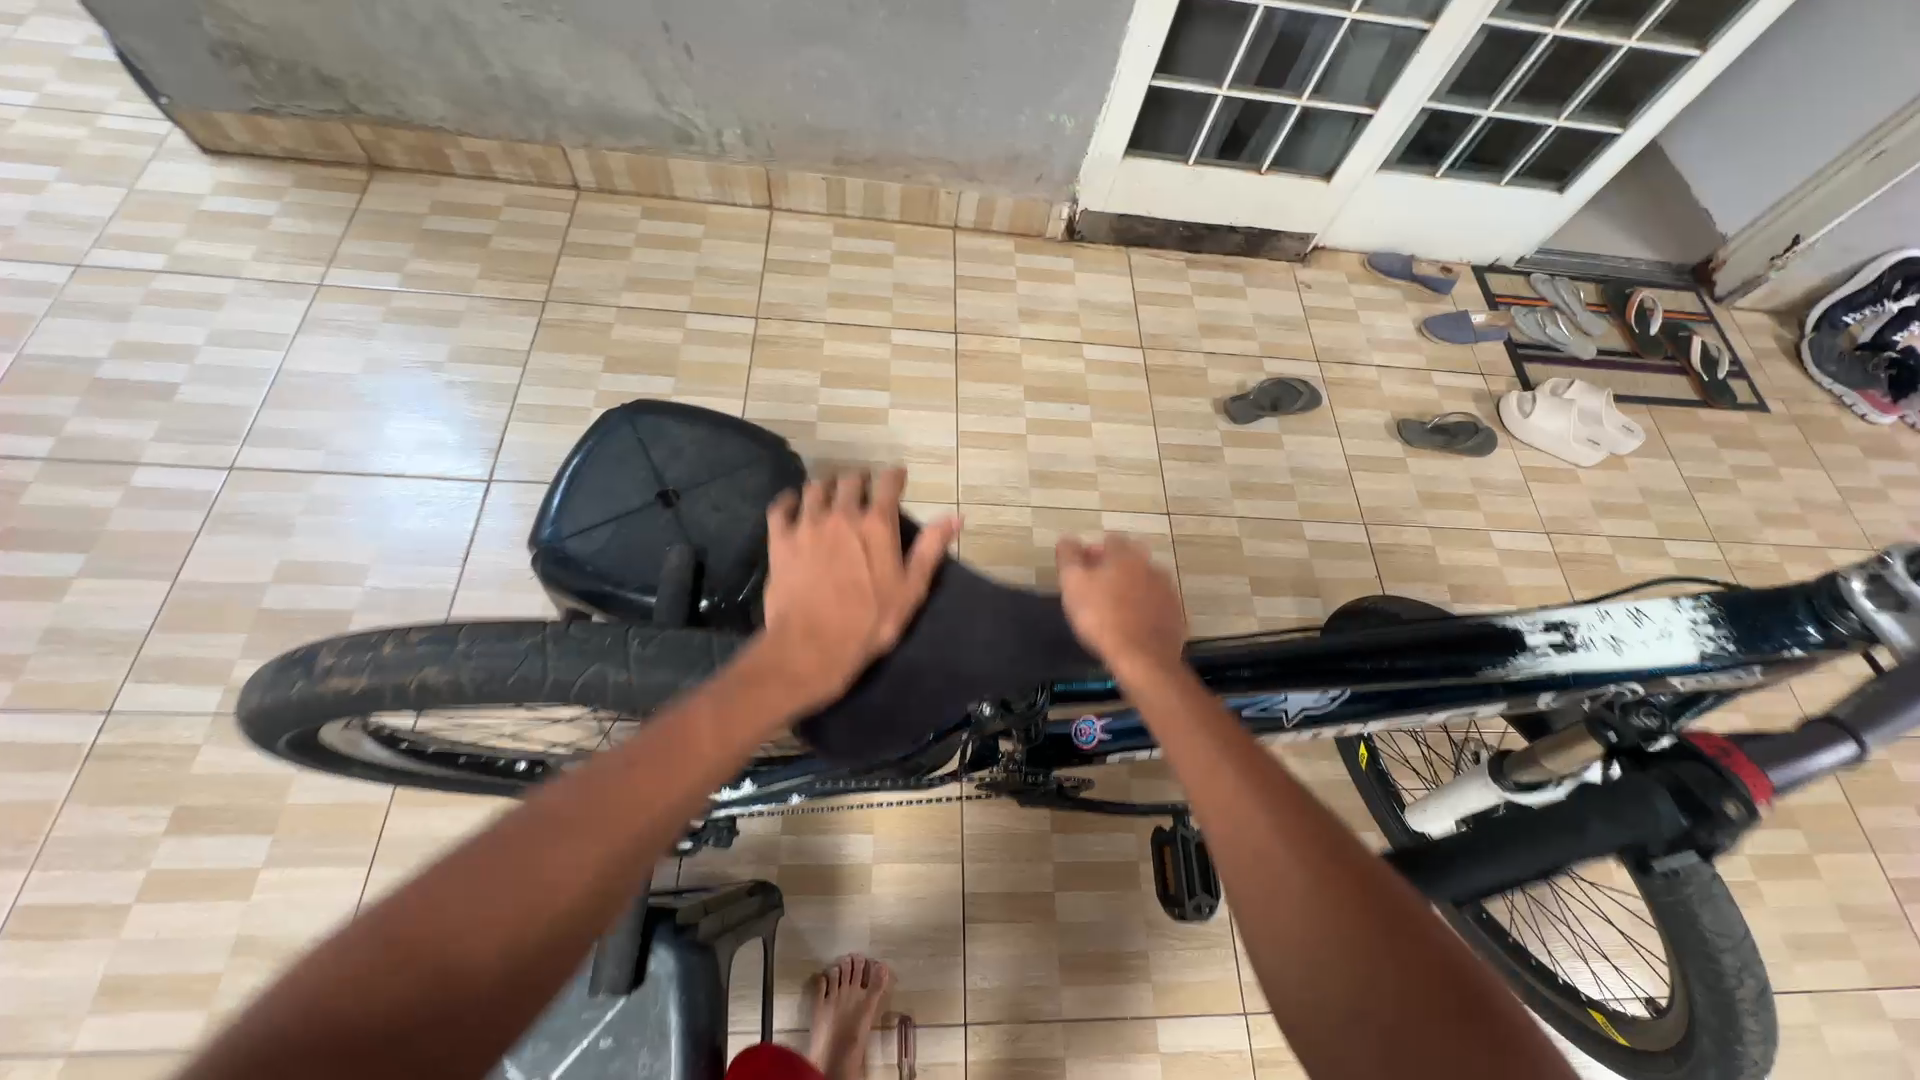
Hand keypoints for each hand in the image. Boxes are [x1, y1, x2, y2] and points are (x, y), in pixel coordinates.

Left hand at [760, 468, 960, 706]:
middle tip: (863, 487)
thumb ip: (931, 549)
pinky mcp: (780, 540)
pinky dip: (789, 501)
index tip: (897, 476)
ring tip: (830, 493)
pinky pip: (781, 508)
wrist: (812, 645)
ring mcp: (807, 525)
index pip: (887, 484)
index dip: (894, 476)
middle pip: (849, 480)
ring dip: (826, 486)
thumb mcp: (911, 590)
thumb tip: (955, 517)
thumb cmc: (870, 622)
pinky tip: (793, 504)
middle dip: (859, 479)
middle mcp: (842, 514)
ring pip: (816, 488)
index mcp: (877, 525)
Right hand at [1055, 534, 1186, 672]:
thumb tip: (1067, 539)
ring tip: (1114, 609)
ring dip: (1130, 588)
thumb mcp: (1073, 585)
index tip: (1082, 570)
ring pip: (1145, 581)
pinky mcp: (1176, 614)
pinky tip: (1132, 624)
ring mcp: (1167, 590)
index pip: (1110, 541)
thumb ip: (1068, 557)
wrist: (1142, 658)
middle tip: (1096, 589)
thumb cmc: (1101, 618)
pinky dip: (1145, 608)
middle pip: (1130, 560)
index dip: (1094, 552)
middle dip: (1113, 569)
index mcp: (1125, 555)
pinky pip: (1156, 604)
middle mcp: (1151, 566)